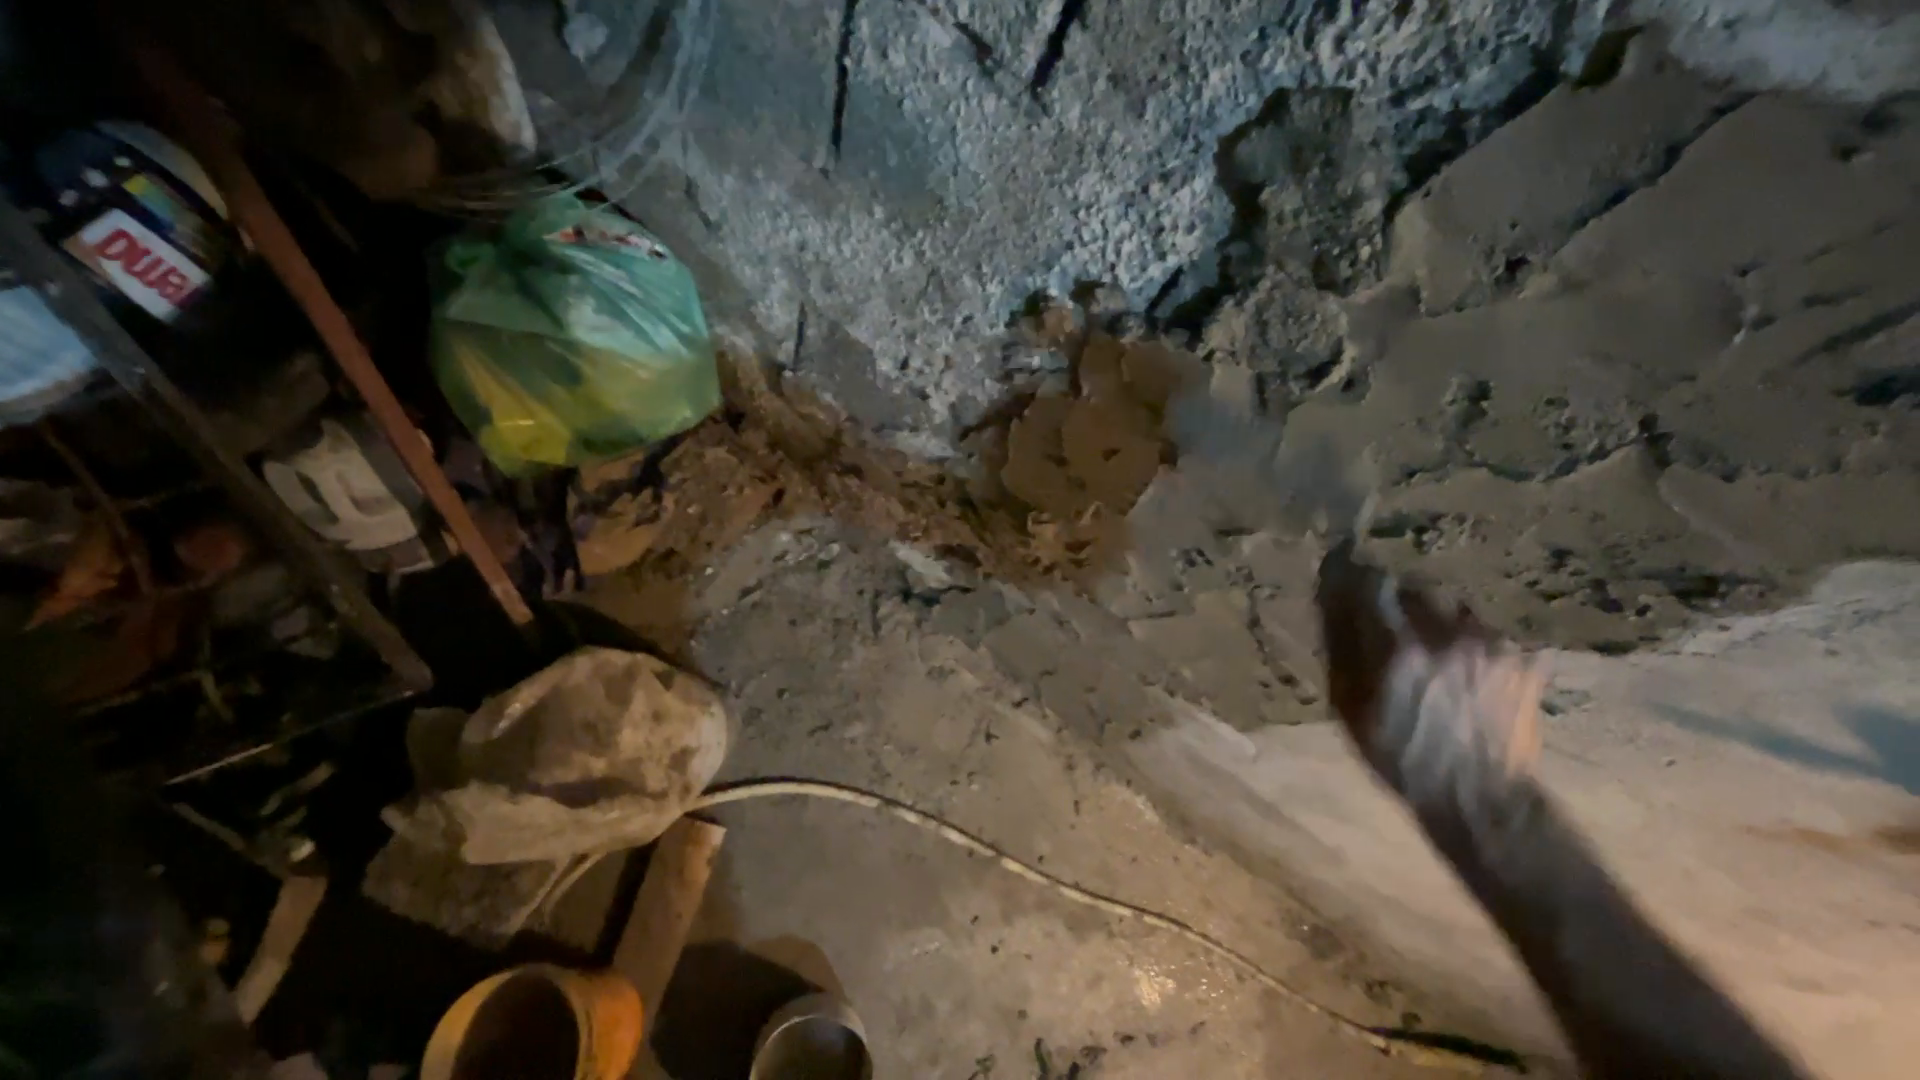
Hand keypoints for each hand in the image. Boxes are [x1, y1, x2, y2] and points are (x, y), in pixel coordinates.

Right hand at [1315, 538, 1543, 816]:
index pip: (1368, 581)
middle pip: (1410, 588)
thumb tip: (1329, 594)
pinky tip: (1461, 672)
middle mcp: (1445, 635)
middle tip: (1387, 627)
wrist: (1478, 796)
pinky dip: (1466, 641)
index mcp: (1397, 649)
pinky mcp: (1520, 656)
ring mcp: (1489, 643)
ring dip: (1432, 619)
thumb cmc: (1397, 755)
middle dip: (1393, 600)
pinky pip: (1482, 630)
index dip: (1351, 572)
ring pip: (1449, 606)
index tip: (1342, 571)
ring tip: (1429, 653)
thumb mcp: (1348, 706)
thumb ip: (1339, 644)